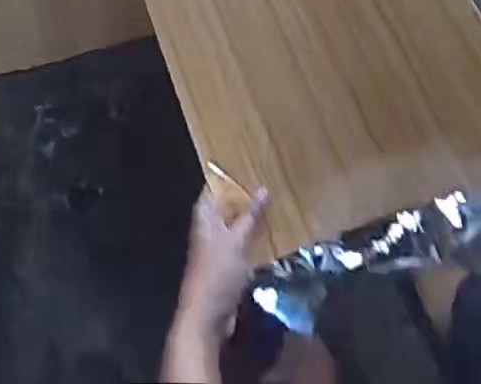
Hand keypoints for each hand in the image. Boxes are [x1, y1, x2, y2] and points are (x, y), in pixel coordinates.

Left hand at [175, 184, 267, 334]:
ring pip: (235, 221)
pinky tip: (271, 231)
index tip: (254, 163)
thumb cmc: (218, 271)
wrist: (207, 315)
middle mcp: (208, 223)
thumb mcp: (237, 240)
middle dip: (246, 194)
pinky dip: (252, 234)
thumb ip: (250, 214)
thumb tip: (263, 187)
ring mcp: (216, 242)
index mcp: (204, 213)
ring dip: (251, 215)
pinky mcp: (225, 260)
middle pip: (227, 202)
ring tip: (276, 202)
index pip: (216, 183)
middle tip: (272, 181)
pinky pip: (240, 239)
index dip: (233, 174)